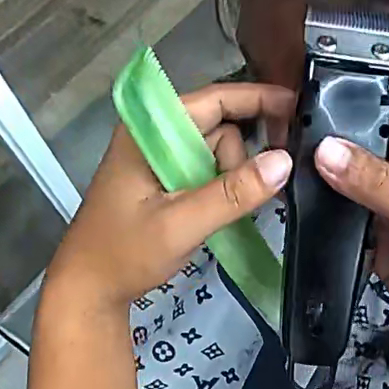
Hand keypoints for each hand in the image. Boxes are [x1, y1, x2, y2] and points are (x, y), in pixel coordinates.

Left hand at [48, 83, 295, 310]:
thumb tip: (284, 161)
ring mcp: (161, 160)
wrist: (90, 289)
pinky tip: (226, 212)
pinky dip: (225, 189)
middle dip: (241, 159)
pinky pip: (210, 173)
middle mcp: (156, 137)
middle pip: (221, 128)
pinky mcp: (167, 182)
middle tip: (249, 197)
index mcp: (150, 132)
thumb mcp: (181, 224)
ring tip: (223, 216)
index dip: (257, 99)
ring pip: (220, 154)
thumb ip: (232, 194)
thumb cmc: (125, 253)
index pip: (213, 99)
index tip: (298, 106)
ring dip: (233, 180)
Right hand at [314, 119, 388, 352]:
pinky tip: (306, 213)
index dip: (360, 118)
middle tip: (293, 148)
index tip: (315, 113)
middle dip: (337, 156)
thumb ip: (380, 184)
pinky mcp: (380, 246)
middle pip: (368, 158)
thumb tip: (329, 152)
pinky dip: (332, 225)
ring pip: (354, 193)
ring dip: (331, 191)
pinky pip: (350, 228)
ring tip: (294, 179)